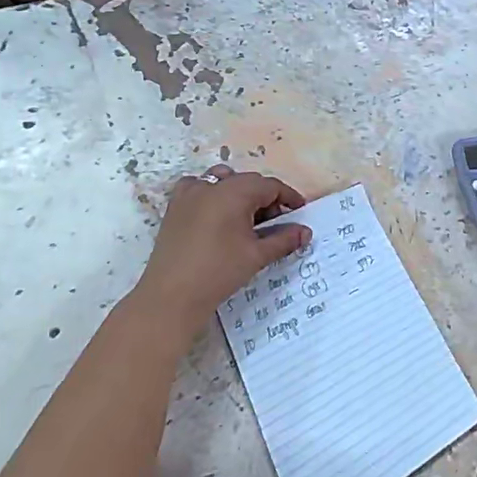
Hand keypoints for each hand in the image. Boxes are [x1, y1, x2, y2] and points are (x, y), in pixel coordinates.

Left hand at [137, 164, 309, 337]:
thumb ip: (284, 239)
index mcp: (235, 192)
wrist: (171, 296)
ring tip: (247, 220)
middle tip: (276, 223)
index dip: (287, 197)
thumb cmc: (219, 273)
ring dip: (240, 193)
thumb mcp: (257, 256)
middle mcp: (212, 184)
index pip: (270, 185)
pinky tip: (216, 214)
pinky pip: (199, 187)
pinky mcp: (175, 205)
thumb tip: (305, 232)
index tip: (298, 212)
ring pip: (224, 180)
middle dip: (265, 198)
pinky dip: (212, 194)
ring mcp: (190, 192)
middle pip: (248, 182)